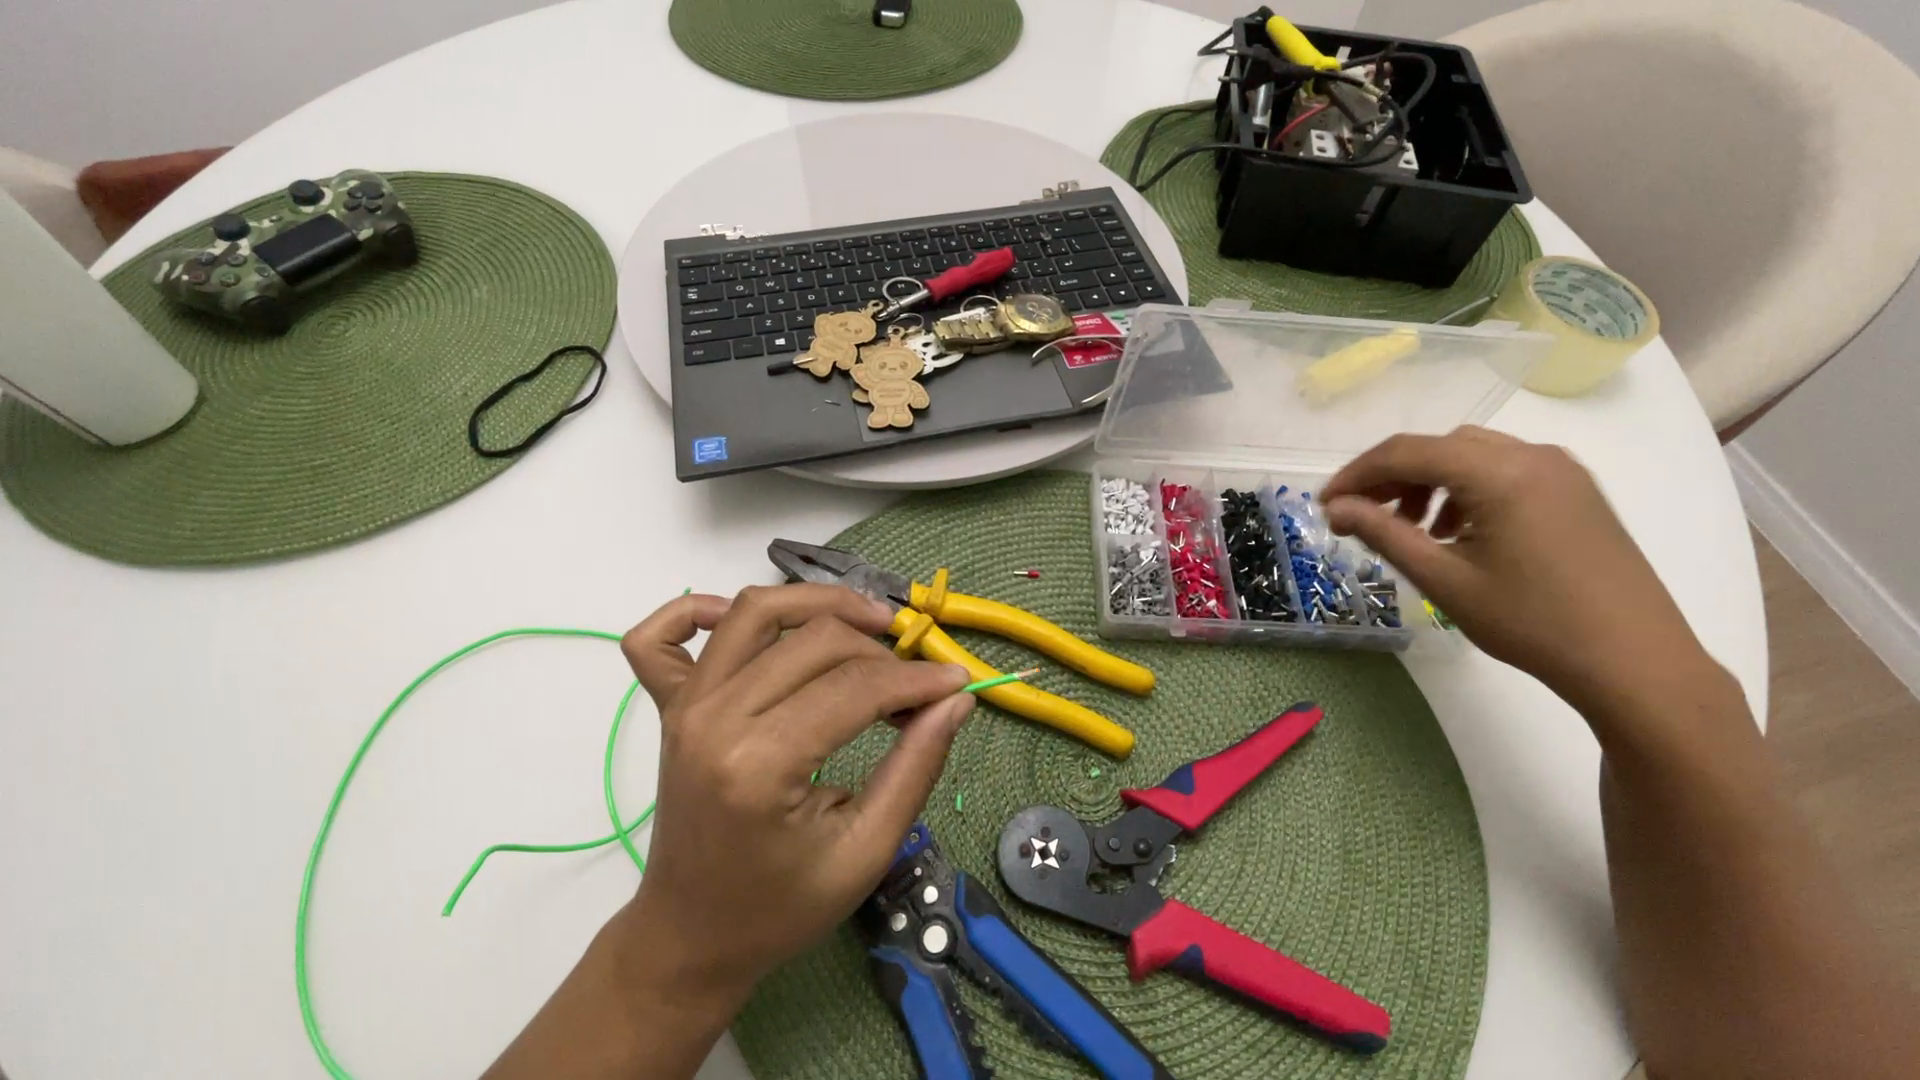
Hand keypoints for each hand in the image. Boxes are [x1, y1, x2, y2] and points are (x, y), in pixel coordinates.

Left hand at [615, 585, 974, 1017]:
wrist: (692, 936)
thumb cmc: (780, 907)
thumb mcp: (865, 851)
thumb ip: (915, 768)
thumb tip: (956, 699)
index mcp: (760, 764)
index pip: (855, 687)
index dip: (916, 678)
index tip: (959, 682)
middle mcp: (714, 718)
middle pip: (813, 639)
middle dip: (881, 649)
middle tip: (919, 680)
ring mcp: (685, 706)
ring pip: (753, 612)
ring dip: (818, 604)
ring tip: (870, 624)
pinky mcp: (669, 707)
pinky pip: (660, 636)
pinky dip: (696, 610)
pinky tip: (746, 624)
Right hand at [1320, 427, 1710, 710]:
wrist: (1634, 661)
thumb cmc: (1531, 622)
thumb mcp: (1444, 579)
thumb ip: (1384, 534)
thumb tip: (1338, 508)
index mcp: (1500, 472)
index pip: (1407, 452)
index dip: (1358, 474)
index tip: (1326, 505)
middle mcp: (1533, 455)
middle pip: (1440, 447)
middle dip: (1393, 477)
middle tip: (1363, 518)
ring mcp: (1562, 471)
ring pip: (1473, 456)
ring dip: (1429, 483)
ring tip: (1412, 530)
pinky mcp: (1577, 491)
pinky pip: (1505, 471)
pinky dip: (1467, 490)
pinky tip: (1459, 532)